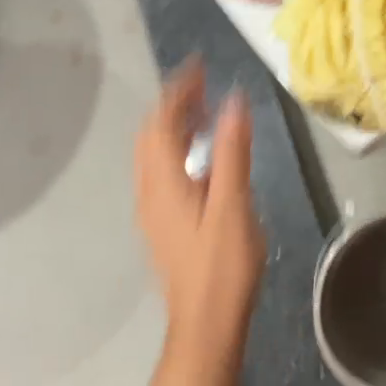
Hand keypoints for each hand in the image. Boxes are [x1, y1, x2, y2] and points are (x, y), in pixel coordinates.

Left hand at [134, 63, 266, 337]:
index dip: (177, 90)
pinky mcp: (165, 221)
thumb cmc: (222, 263)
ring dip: (176, 123)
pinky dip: (180, 144)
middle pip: (152, 135)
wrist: (206, 321)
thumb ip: (233, 152)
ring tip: (207, 105)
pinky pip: (164, 167)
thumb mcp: (233, 204)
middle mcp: (151, 191)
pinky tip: (205, 149)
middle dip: (174, 102)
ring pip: (155, 152)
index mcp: (164, 183)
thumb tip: (234, 100)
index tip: (198, 64)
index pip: (160, 124)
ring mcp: (155, 208)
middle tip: (204, 80)